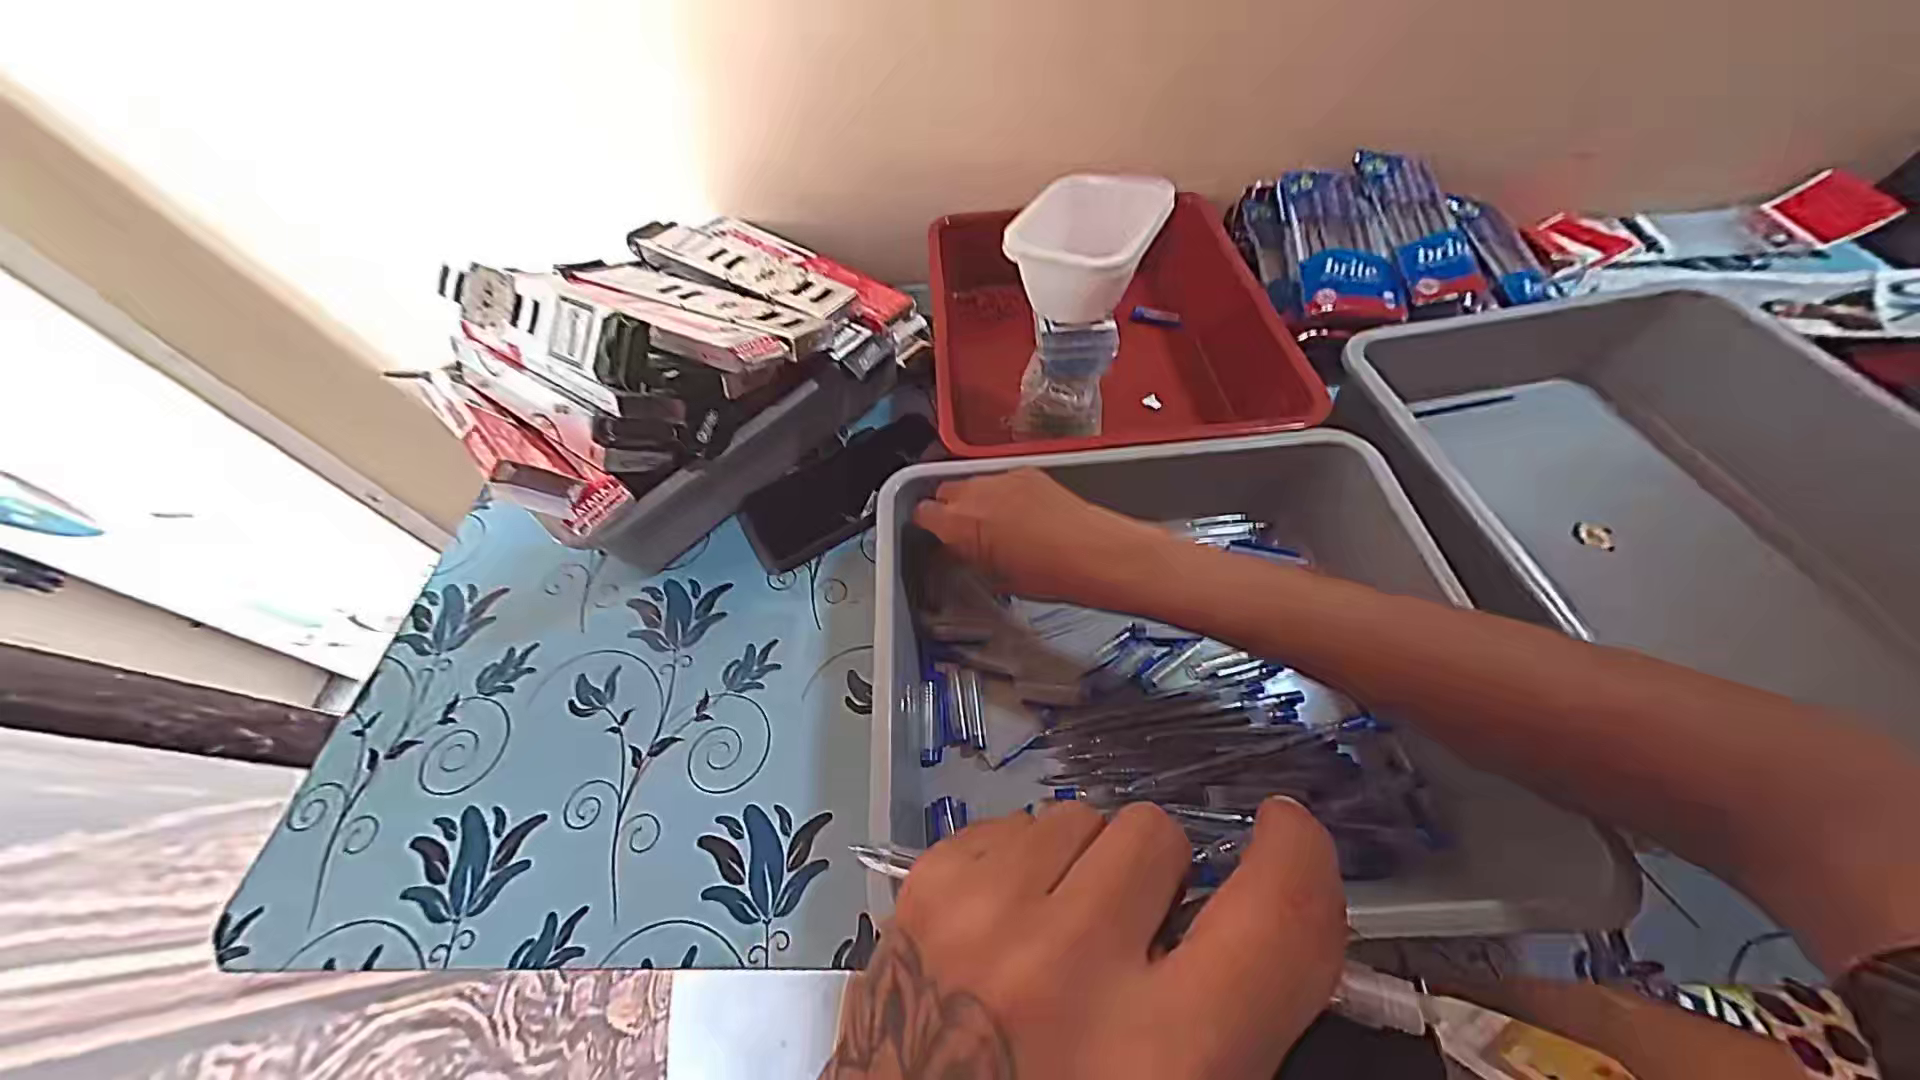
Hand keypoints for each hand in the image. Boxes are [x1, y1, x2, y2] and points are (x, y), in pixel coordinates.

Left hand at [820, 799, 1345, 1079]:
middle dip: (1156, 874)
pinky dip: (1022, 859)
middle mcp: (1066, 968)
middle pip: (1155, 831)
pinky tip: (1003, 921)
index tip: (1287, 830)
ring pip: (1079, 813)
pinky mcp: (926, 882)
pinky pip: (1013, 822)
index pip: (1274, 916)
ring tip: (1057, 928)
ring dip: (1084, 862)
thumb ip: (1232, 1010)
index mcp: (1159, 1061)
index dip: (1298, 857)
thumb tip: (1256, 907)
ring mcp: (982, 913)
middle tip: (1131, 931)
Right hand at [912, 469, 1179, 604]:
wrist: (1095, 553)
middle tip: (963, 532)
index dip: (926, 526)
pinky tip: (1018, 512)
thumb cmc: (1050, 575)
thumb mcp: (997, 577)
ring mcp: (1003, 478)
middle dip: (948, 509)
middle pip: (943, 492)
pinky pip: (1000, 478)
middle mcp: (976, 493)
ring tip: (993, 523)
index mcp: (960, 524)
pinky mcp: (1028, 471)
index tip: (935, 537)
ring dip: (974, 499)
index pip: (922, 513)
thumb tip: (961, 552)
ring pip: (971, 482)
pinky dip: (1001, 491)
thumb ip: (969, 556)